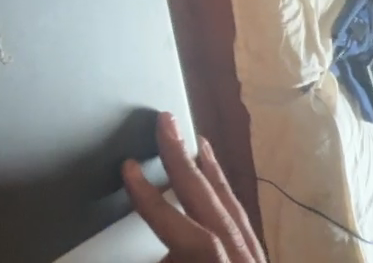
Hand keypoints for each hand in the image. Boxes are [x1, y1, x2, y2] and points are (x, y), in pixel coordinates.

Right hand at [122, 112, 266, 262]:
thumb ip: (155, 258)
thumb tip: (128, 241)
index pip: (195, 239)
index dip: (157, 205)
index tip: (129, 169)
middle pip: (219, 213)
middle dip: (186, 165)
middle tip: (166, 122)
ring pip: (238, 217)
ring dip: (212, 176)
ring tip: (198, 143)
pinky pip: (244, 227)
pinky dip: (227, 199)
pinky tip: (218, 187)